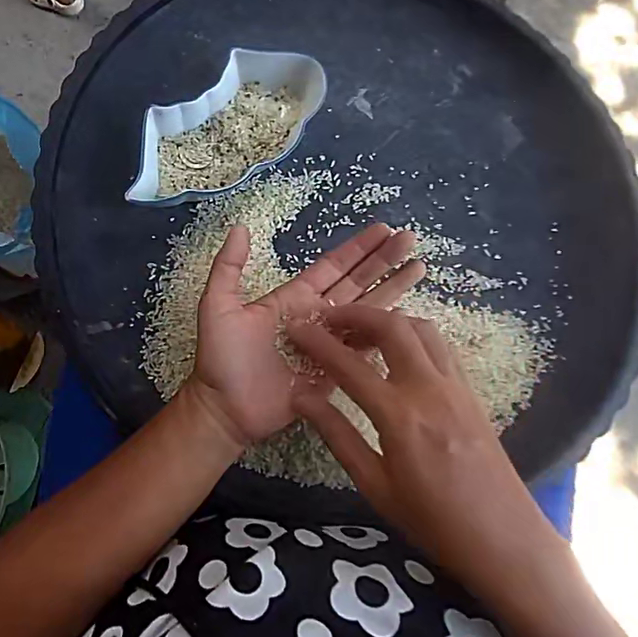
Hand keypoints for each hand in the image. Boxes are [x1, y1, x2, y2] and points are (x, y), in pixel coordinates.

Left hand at [184, 223, 422, 449]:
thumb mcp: (218, 305)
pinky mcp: (336, 372)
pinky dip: (387, 333)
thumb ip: (229, 267)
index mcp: (294, 298)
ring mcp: (330, 345)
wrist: (224, 409)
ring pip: (368, 311)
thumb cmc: (221, 357)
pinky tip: (409, 318)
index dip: (357, 248)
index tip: (382, 230)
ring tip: (419, 267)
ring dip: (392, 289)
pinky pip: (365, 349)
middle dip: (383, 260)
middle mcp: (317, 317)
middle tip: (410, 239)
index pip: (332, 266)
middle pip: (357, 282)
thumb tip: (240, 227)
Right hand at [287, 305, 544, 582]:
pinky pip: (441, 347)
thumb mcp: (375, 486)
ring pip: (421, 328)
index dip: (318, 341)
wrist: (505, 541)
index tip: (296, 327)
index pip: (349, 365)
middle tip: (329, 320)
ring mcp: (456, 386)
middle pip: (392, 326)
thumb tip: (300, 397)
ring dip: (388, 320)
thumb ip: (337, 435)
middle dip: (356, 314)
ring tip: (362, 332)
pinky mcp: (471, 391)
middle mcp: (430, 389)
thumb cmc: (433, 522)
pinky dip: (414, 335)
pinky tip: (399, 352)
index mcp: (400, 417)